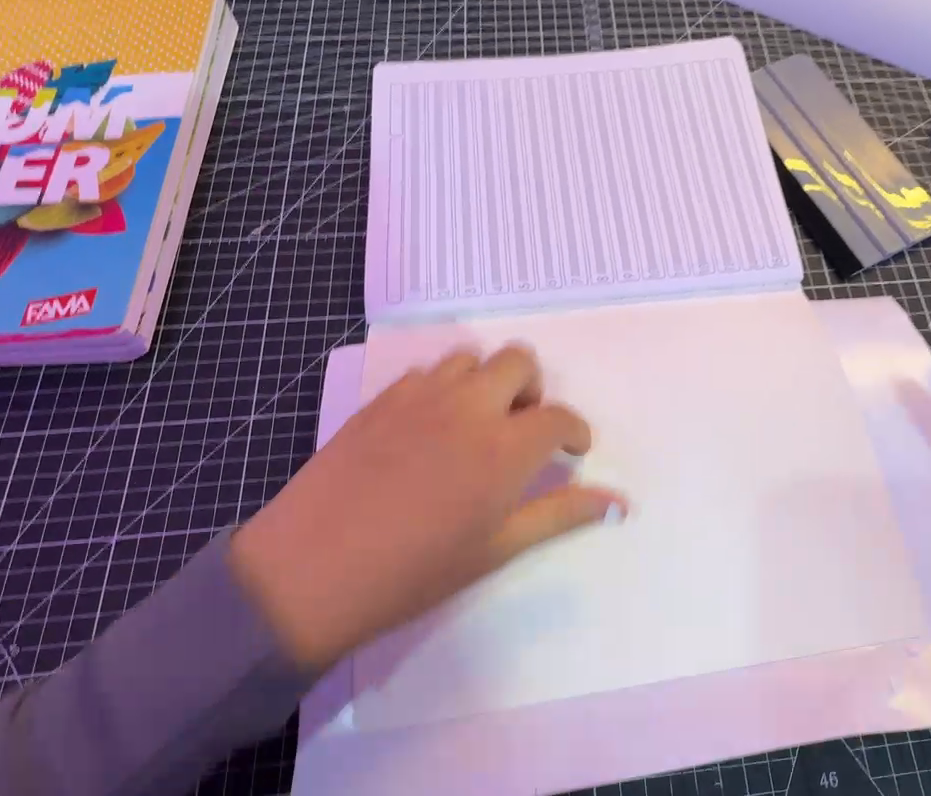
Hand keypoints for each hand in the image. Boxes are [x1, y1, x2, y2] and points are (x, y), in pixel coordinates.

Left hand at [228, 345, 624, 672]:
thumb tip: (619, 504)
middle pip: (519, 362)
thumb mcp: (495, 549)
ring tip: (476, 425)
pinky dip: (443, 390)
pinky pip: (426, 373)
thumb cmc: (412, 573)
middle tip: (522, 430)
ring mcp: (421, 396)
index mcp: (503, 447)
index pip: (558, 416)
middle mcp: (468, 406)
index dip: (574, 431)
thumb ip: (559, 515)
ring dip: (487, 383)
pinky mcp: (382, 399)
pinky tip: (429, 430)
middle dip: (533, 390)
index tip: (572, 451)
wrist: (310, 570)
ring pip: (471, 359)